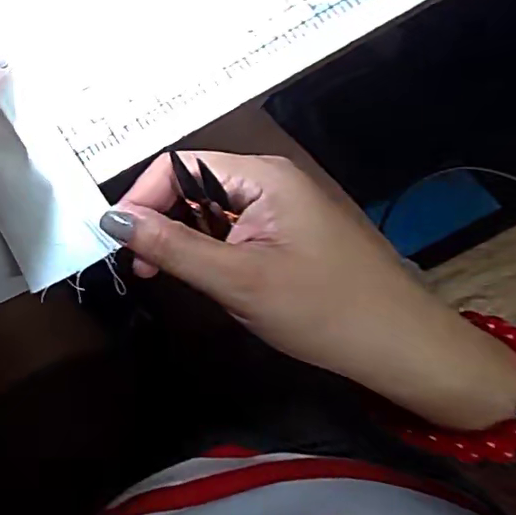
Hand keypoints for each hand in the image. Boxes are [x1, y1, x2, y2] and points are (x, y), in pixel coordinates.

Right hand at [105, 152, 515, 429]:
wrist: (403, 349)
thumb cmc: (324, 311)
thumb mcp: (238, 280)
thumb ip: (172, 247)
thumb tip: (112, 219)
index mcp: (263, 176)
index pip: (180, 165)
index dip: (142, 196)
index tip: (116, 237)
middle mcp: (271, 181)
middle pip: (194, 185)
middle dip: (160, 220)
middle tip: (138, 265)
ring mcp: (282, 208)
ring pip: (211, 211)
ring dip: (183, 240)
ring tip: (166, 275)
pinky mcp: (288, 234)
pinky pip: (234, 231)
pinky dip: (210, 252)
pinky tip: (206, 279)